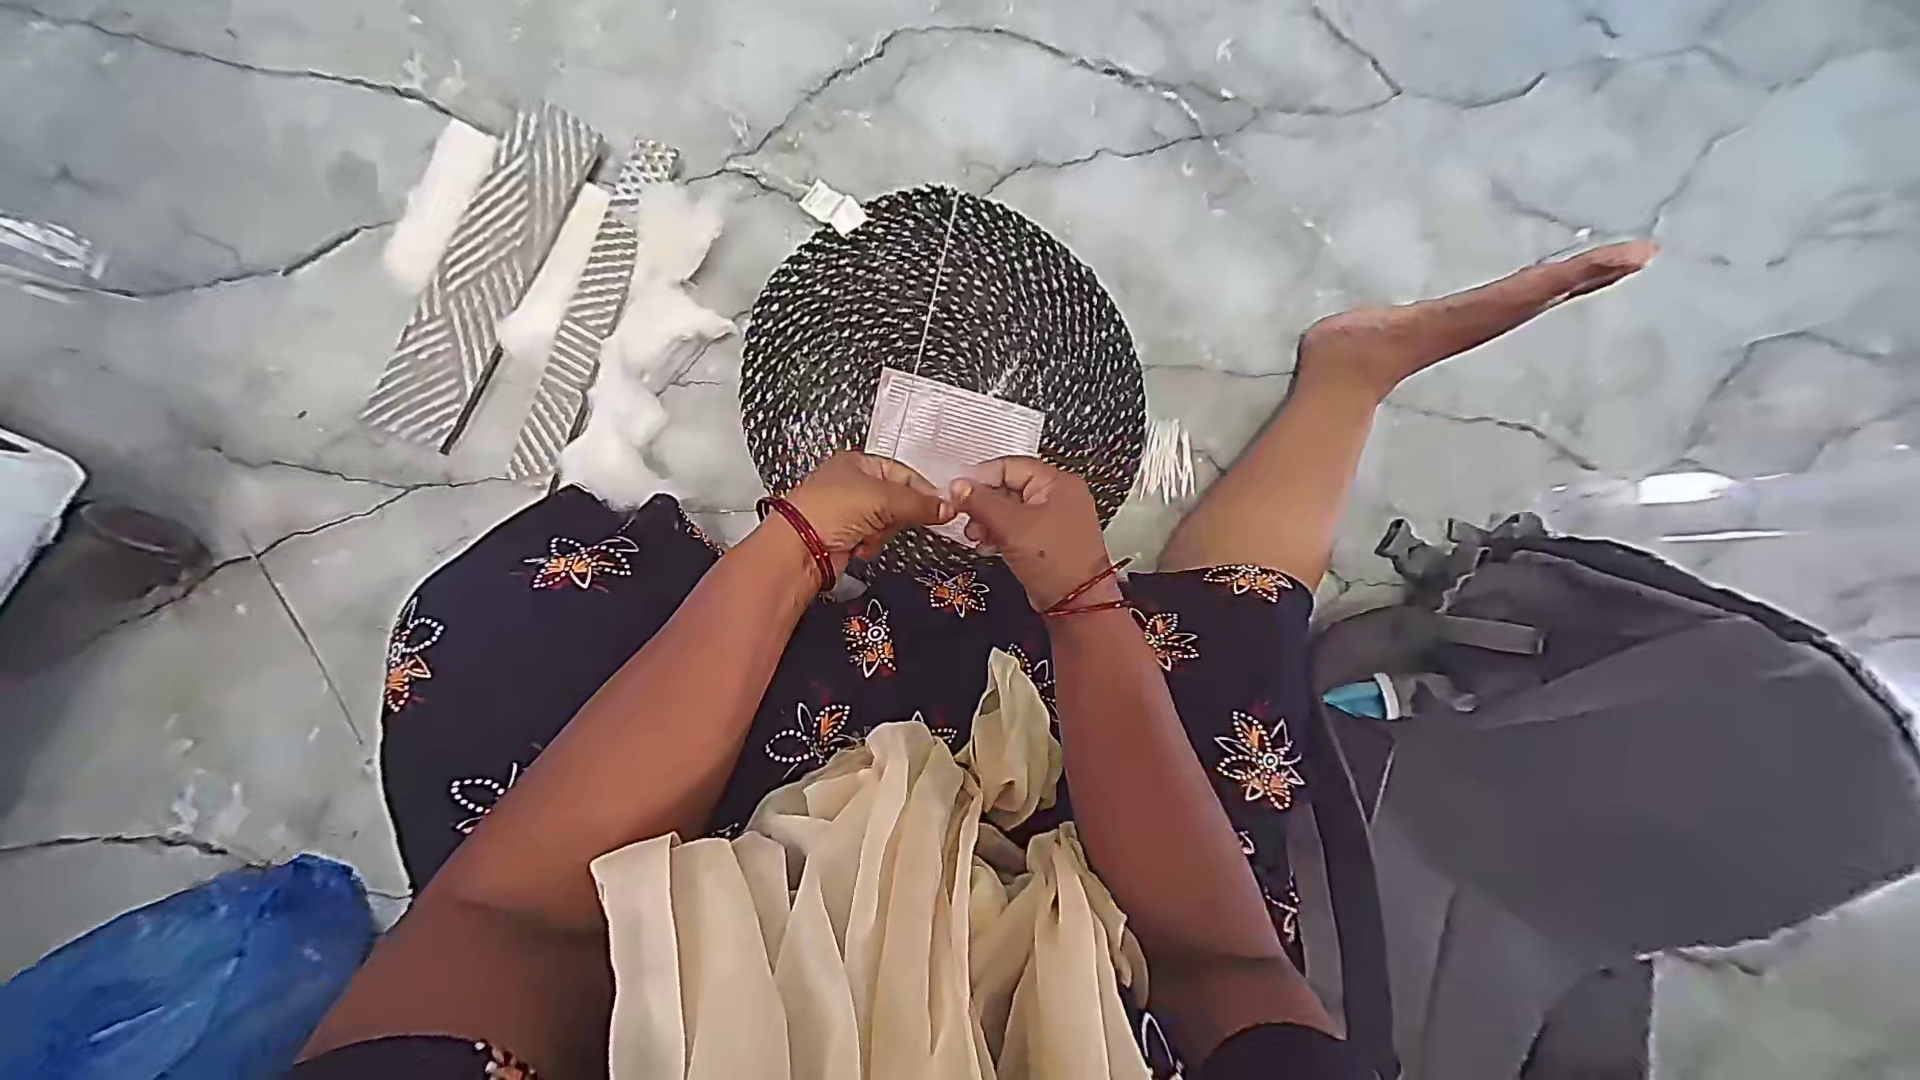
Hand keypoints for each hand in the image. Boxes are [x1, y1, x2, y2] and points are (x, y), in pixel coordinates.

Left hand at [782, 451, 954, 568]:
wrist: (799, 548)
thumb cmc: (827, 510)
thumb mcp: (882, 498)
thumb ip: (920, 503)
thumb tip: (947, 507)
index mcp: (860, 463)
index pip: (905, 474)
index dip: (923, 491)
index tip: (941, 506)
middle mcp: (855, 484)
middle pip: (899, 501)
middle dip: (895, 516)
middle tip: (887, 519)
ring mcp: (850, 511)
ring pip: (889, 523)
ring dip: (881, 533)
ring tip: (866, 532)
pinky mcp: (847, 534)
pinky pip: (876, 539)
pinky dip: (870, 544)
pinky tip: (858, 545)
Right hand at [950, 457, 1115, 610]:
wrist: (1075, 603)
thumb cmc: (1057, 561)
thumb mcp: (1011, 525)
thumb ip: (981, 502)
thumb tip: (959, 486)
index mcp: (1057, 482)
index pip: (1010, 466)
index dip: (981, 477)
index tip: (958, 490)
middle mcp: (1057, 497)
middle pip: (1008, 488)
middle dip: (983, 503)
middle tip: (964, 515)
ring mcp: (1052, 520)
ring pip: (1009, 510)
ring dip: (987, 521)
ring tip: (975, 535)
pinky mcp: (1045, 541)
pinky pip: (1016, 528)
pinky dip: (999, 534)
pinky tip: (987, 545)